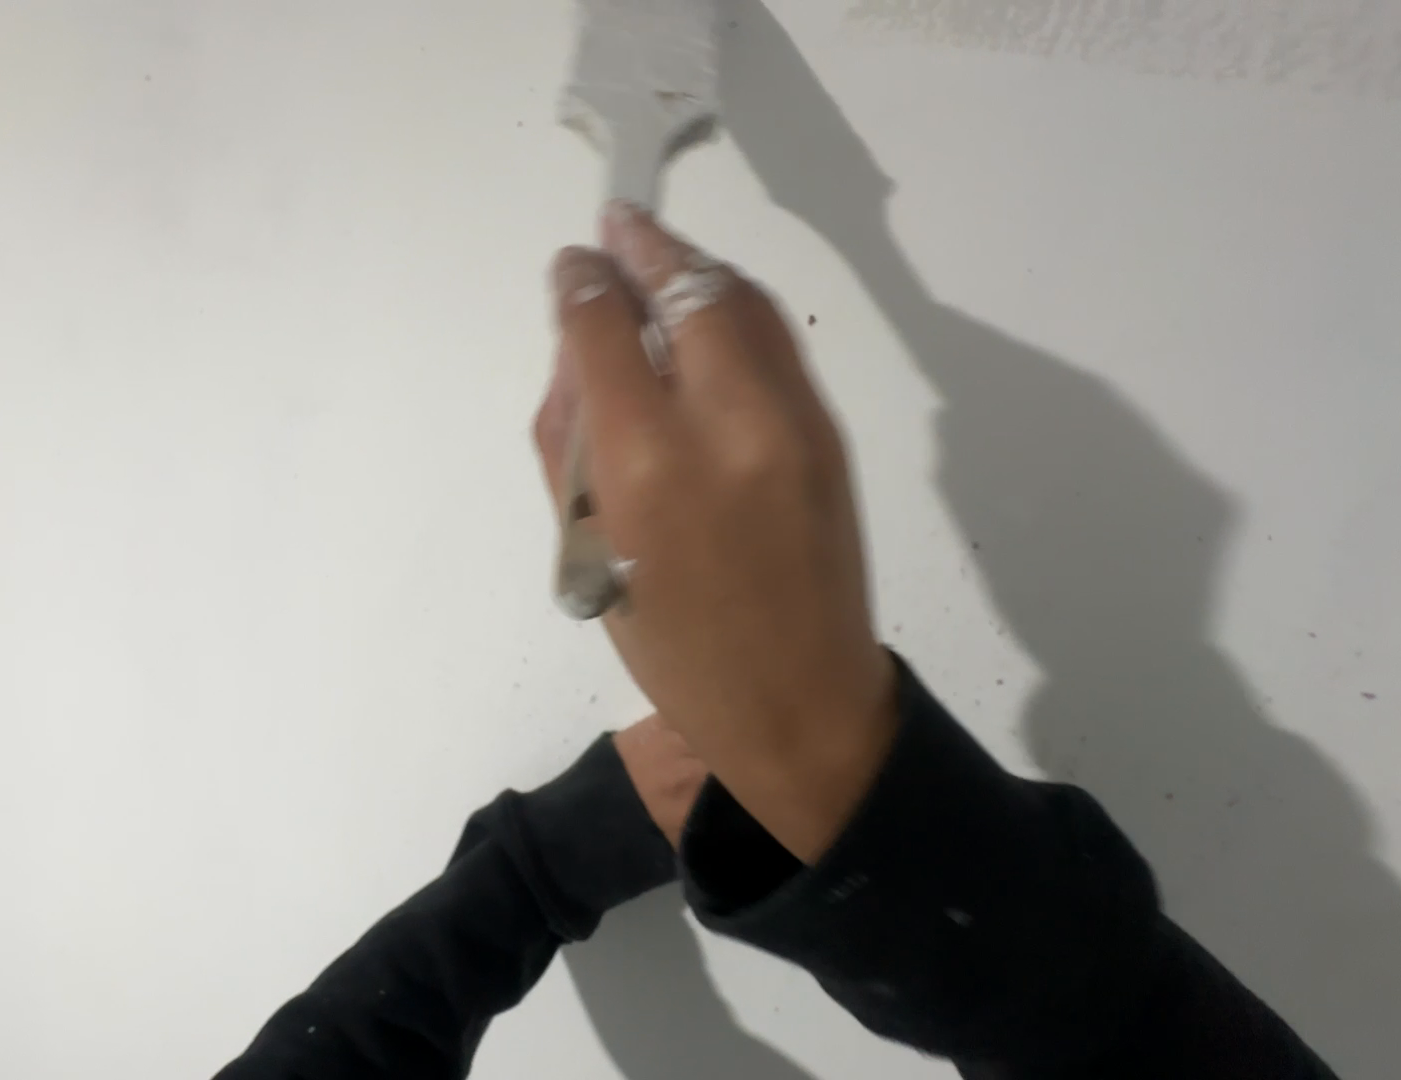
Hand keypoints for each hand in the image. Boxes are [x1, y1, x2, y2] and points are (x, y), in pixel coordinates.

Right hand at [536, 202, 897, 862]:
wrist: (798, 700)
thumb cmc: (672, 647)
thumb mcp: (589, 554)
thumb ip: (570, 443)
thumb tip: (576, 357)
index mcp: (646, 465)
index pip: (604, 329)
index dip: (580, 284)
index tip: (570, 266)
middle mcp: (726, 423)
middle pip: (685, 288)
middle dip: (643, 245)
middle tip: (615, 226)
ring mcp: (794, 421)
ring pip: (742, 301)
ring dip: (693, 267)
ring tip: (657, 257)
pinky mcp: (831, 432)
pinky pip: (776, 341)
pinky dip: (735, 308)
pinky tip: (706, 313)